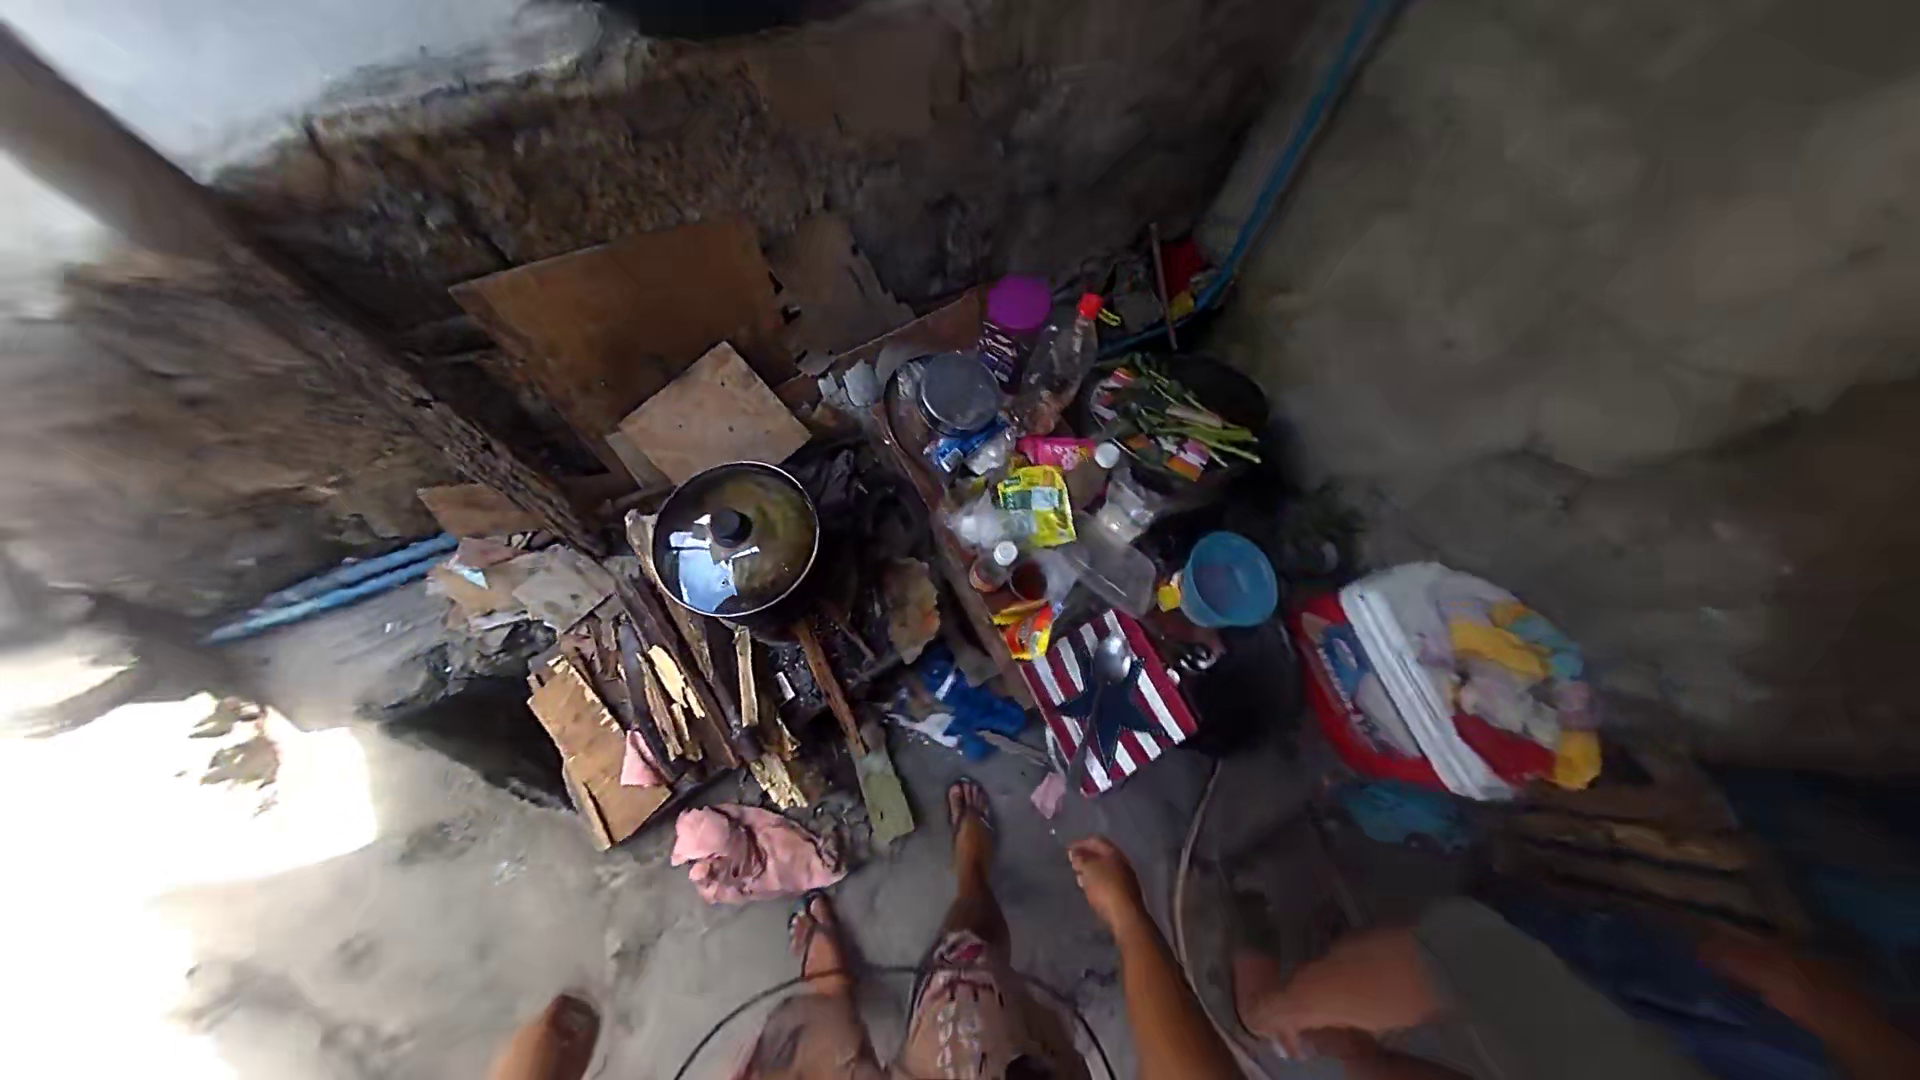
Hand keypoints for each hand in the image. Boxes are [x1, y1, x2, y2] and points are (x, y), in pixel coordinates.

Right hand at [1069, 835, 1145, 931]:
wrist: (1127, 917)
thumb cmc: (1105, 888)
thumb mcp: (1088, 869)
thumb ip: (1080, 858)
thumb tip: (1074, 853)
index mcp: (1113, 852)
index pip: (1095, 841)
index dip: (1081, 843)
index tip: (1068, 849)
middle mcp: (1122, 862)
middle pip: (1101, 855)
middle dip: (1086, 857)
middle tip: (1073, 862)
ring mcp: (1126, 880)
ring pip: (1105, 870)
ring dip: (1092, 871)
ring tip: (1078, 876)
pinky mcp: (1126, 896)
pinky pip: (1108, 883)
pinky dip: (1097, 883)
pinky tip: (1090, 889)